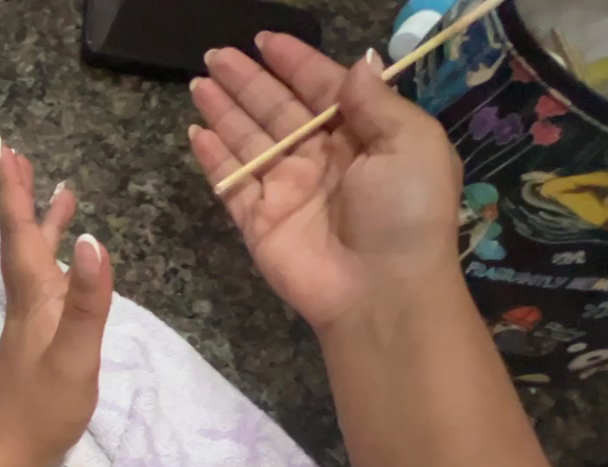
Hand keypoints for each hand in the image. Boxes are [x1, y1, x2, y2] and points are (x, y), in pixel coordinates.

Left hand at [0, 140, 113, 466]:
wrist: (11, 452)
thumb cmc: (44, 409)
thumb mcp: (75, 356)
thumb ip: (88, 303)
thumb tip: (96, 240)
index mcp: (34, 299)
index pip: (22, 235)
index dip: (13, 193)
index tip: (2, 149)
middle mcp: (28, 303)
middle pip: (21, 241)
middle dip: (21, 198)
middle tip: (18, 156)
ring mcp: (32, 322)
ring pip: (33, 262)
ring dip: (41, 226)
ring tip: (61, 193)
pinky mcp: (38, 340)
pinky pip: (45, 284)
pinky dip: (55, 260)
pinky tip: (69, 263)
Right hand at [189, 36, 462, 332]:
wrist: (378, 285)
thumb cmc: (406, 210)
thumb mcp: (411, 142)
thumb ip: (375, 103)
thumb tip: (352, 64)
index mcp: (359, 133)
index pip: (319, 88)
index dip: (293, 61)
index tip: (264, 39)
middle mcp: (316, 156)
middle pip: (274, 109)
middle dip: (246, 80)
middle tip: (216, 54)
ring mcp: (282, 189)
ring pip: (247, 141)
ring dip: (223, 111)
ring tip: (199, 82)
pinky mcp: (255, 221)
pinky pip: (230, 184)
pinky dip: (213, 159)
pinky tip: (196, 132)